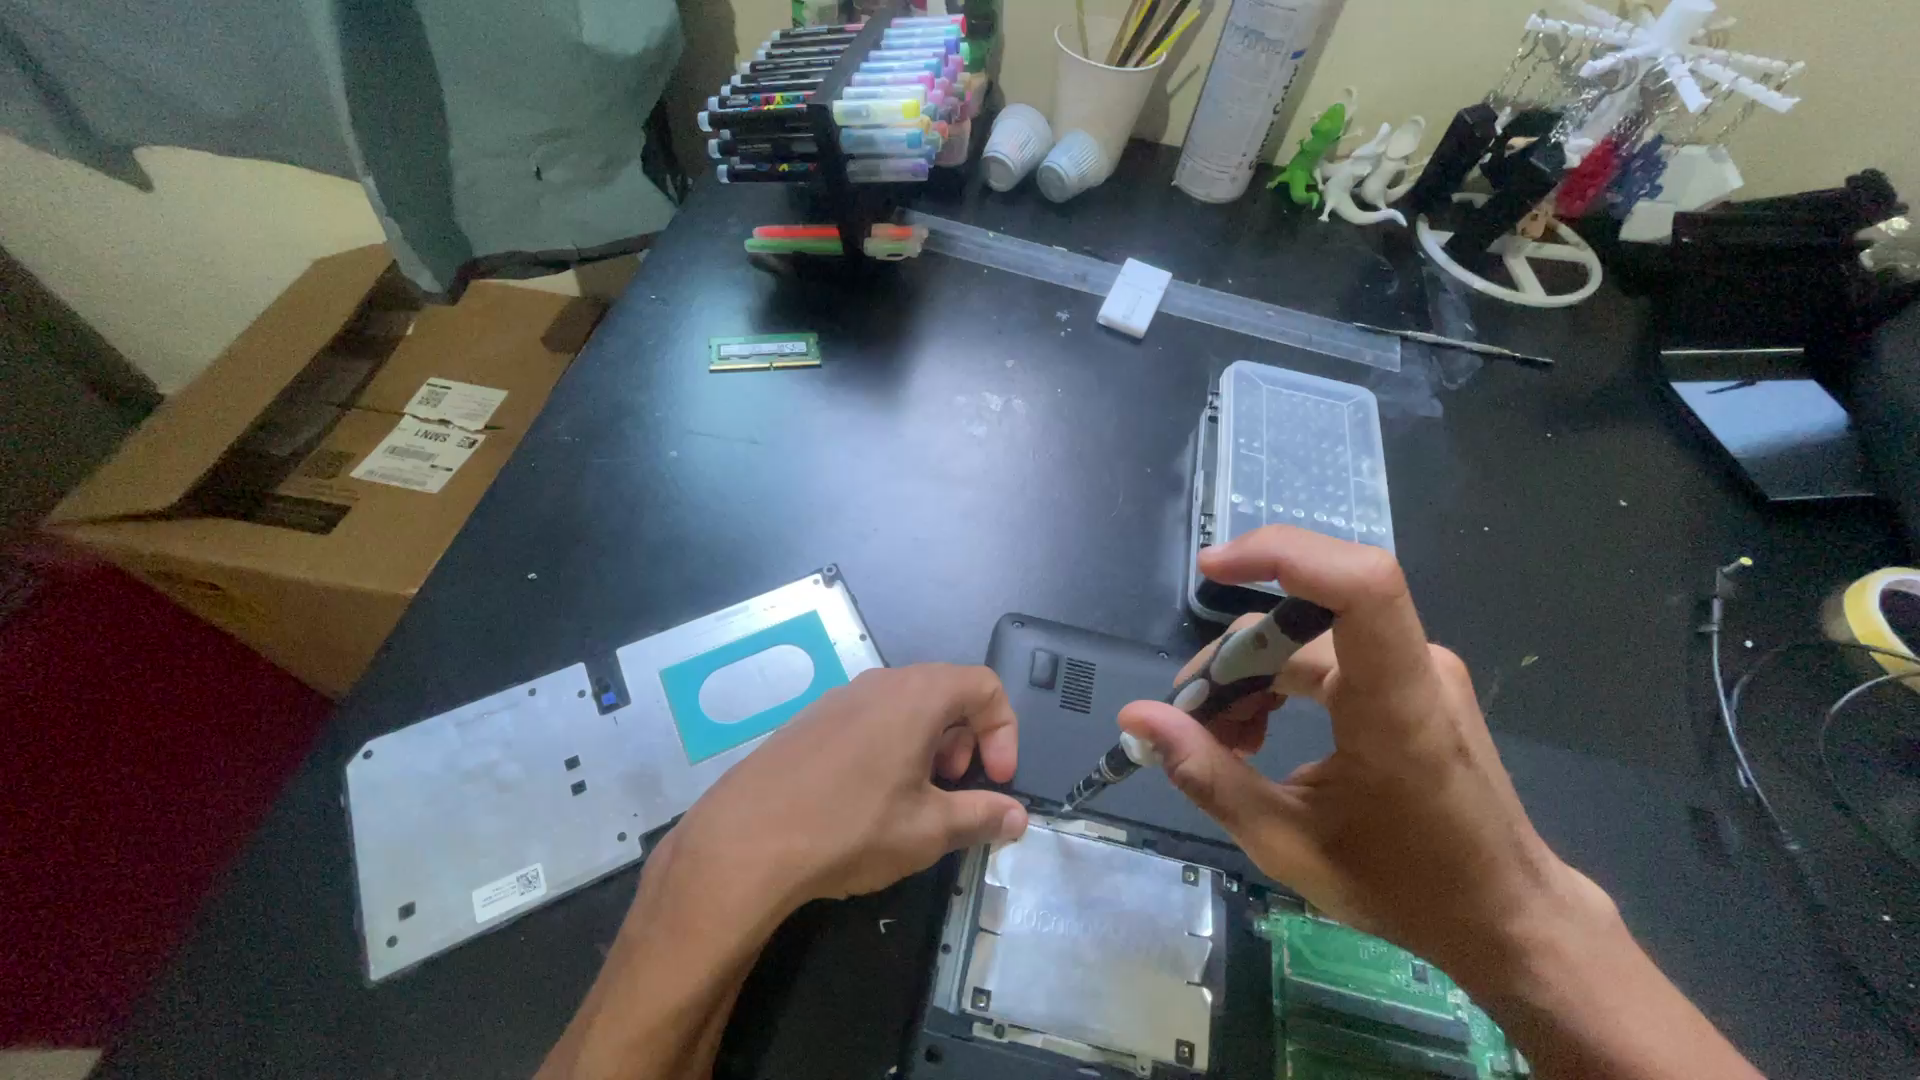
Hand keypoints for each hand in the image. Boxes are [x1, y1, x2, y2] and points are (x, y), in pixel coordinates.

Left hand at [671, 664, 1028, 911]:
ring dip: (927, 748)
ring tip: (912, 801)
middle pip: (946, 694)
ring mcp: (839, 699)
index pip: (984, 686)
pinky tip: (867, 800)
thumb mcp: (928, 830)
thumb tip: (1017, 817)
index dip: (1004, 732)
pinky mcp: (810, 721)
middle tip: (953, 792)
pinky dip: (889, 748)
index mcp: (917, 696)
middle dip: (965, 742)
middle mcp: (879, 683)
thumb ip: (981, 816)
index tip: (996, 780)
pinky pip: (869, 720)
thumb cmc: (850, 828)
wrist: (744, 842)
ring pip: (905, 709)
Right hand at [1119, 526, 1611, 990]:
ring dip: (1247, 678)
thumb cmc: (1405, 886)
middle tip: (1187, 725)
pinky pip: (1324, 657)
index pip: (1358, 586)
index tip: (1210, 568)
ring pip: (1302, 640)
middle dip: (1227, 664)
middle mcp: (1412, 667)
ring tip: (1219, 742)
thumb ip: (1207, 774)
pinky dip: (1277, 684)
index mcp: (1395, 705)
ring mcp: (1414, 669)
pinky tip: (1257, 733)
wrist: (1506, 914)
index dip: (1283, 555)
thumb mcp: (1287, 843)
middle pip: (1296, 624)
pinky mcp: (1407, 680)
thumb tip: (1137, 718)